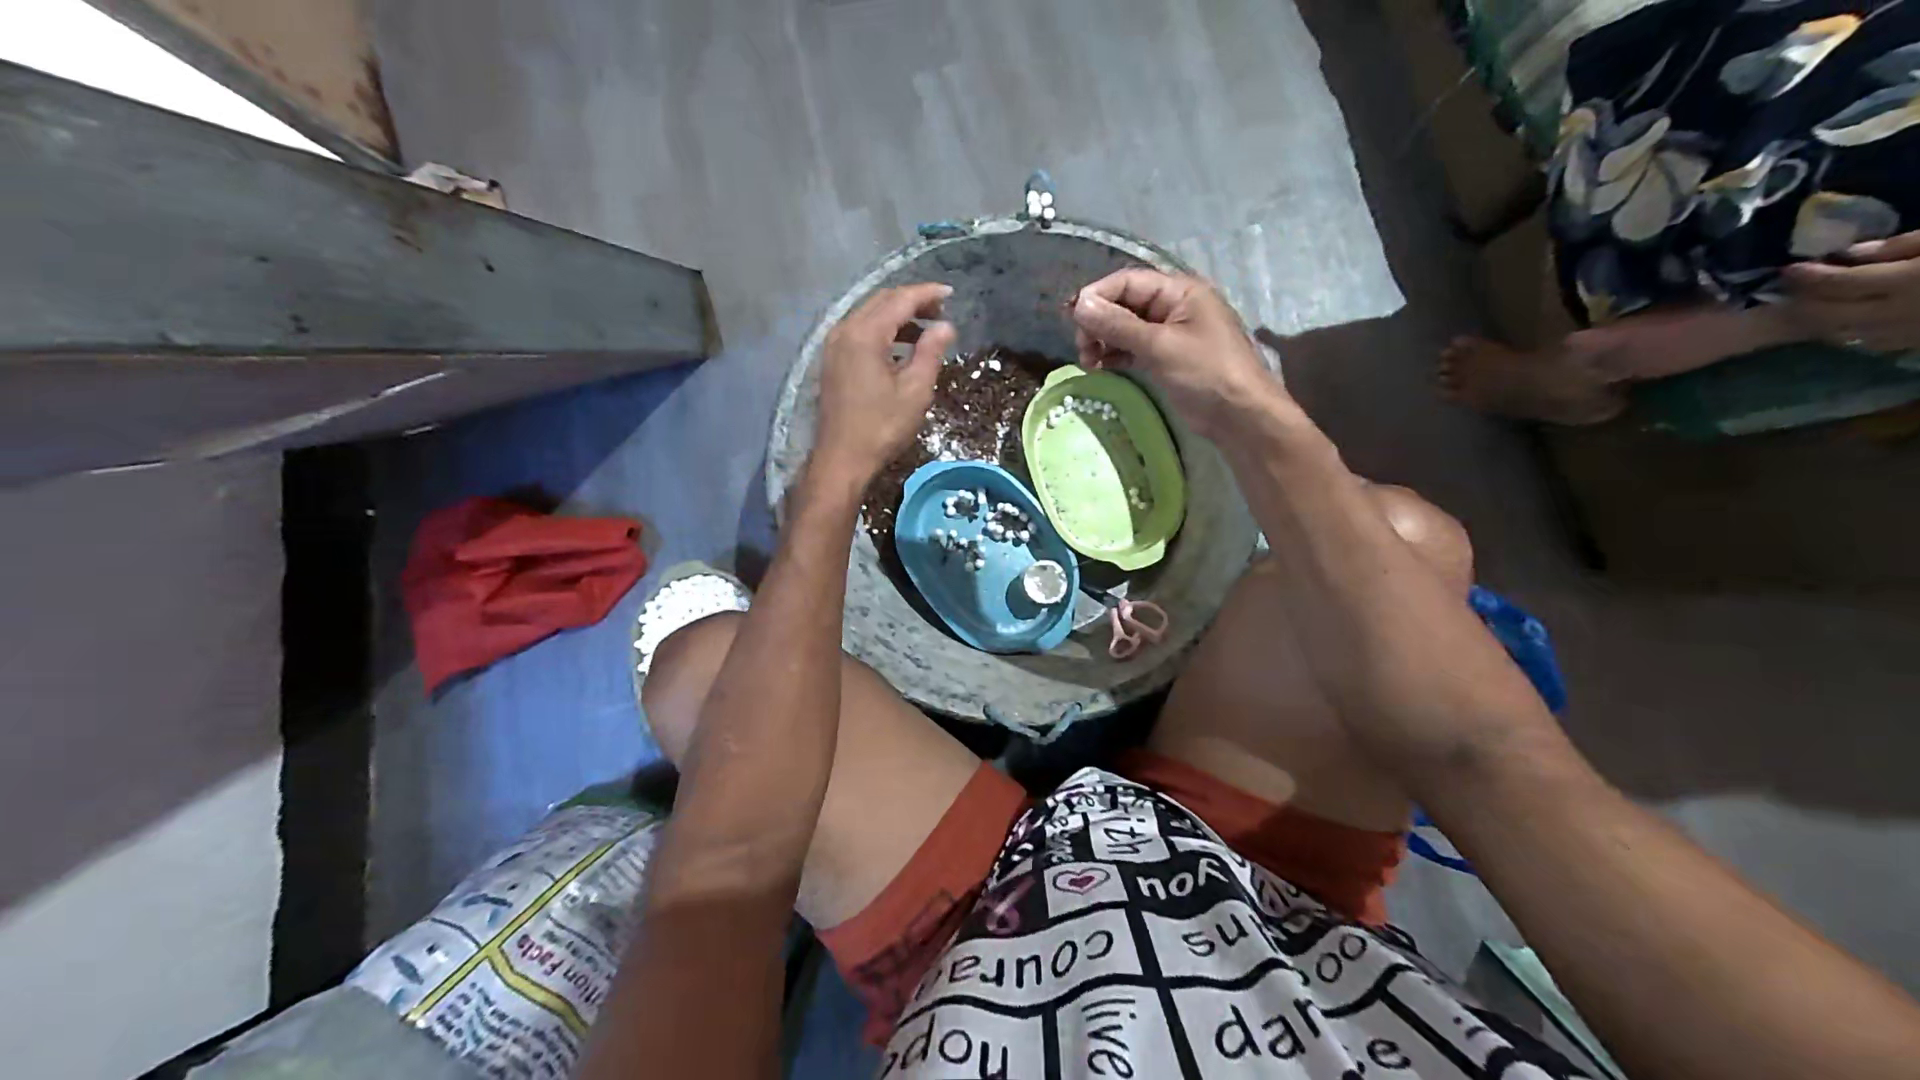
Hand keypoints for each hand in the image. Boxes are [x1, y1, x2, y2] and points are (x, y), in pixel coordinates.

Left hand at [812, 283, 955, 486]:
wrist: (841, 459)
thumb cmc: (881, 427)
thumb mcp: (915, 391)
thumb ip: (930, 352)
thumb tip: (945, 326)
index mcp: (865, 335)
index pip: (899, 300)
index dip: (927, 294)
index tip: (950, 294)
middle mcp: (844, 331)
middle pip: (881, 301)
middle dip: (912, 301)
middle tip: (940, 312)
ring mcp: (834, 346)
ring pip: (868, 315)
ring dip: (897, 316)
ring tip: (925, 330)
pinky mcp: (832, 361)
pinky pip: (859, 331)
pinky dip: (882, 331)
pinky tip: (900, 347)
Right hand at [1070, 269, 1284, 438]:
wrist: (1239, 415)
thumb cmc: (1206, 372)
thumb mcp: (1159, 346)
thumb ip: (1118, 325)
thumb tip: (1079, 306)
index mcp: (1179, 291)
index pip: (1128, 282)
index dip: (1097, 296)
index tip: (1072, 318)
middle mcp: (1173, 306)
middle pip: (1123, 304)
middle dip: (1098, 323)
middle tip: (1082, 348)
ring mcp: (1169, 333)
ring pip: (1125, 328)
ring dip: (1103, 341)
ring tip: (1089, 362)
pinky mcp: (1165, 358)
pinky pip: (1133, 348)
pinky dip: (1115, 356)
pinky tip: (1102, 368)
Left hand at [1782, 231, 1919, 353]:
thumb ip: (1902, 246)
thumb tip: (1849, 254)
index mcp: (1910, 282)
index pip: (1836, 284)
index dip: (1807, 276)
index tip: (1789, 268)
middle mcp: (1898, 314)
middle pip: (1824, 314)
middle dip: (1801, 301)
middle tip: (1792, 286)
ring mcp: (1908, 335)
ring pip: (1839, 334)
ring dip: (1817, 320)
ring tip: (1811, 302)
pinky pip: (1868, 342)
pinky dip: (1846, 331)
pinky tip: (1846, 318)